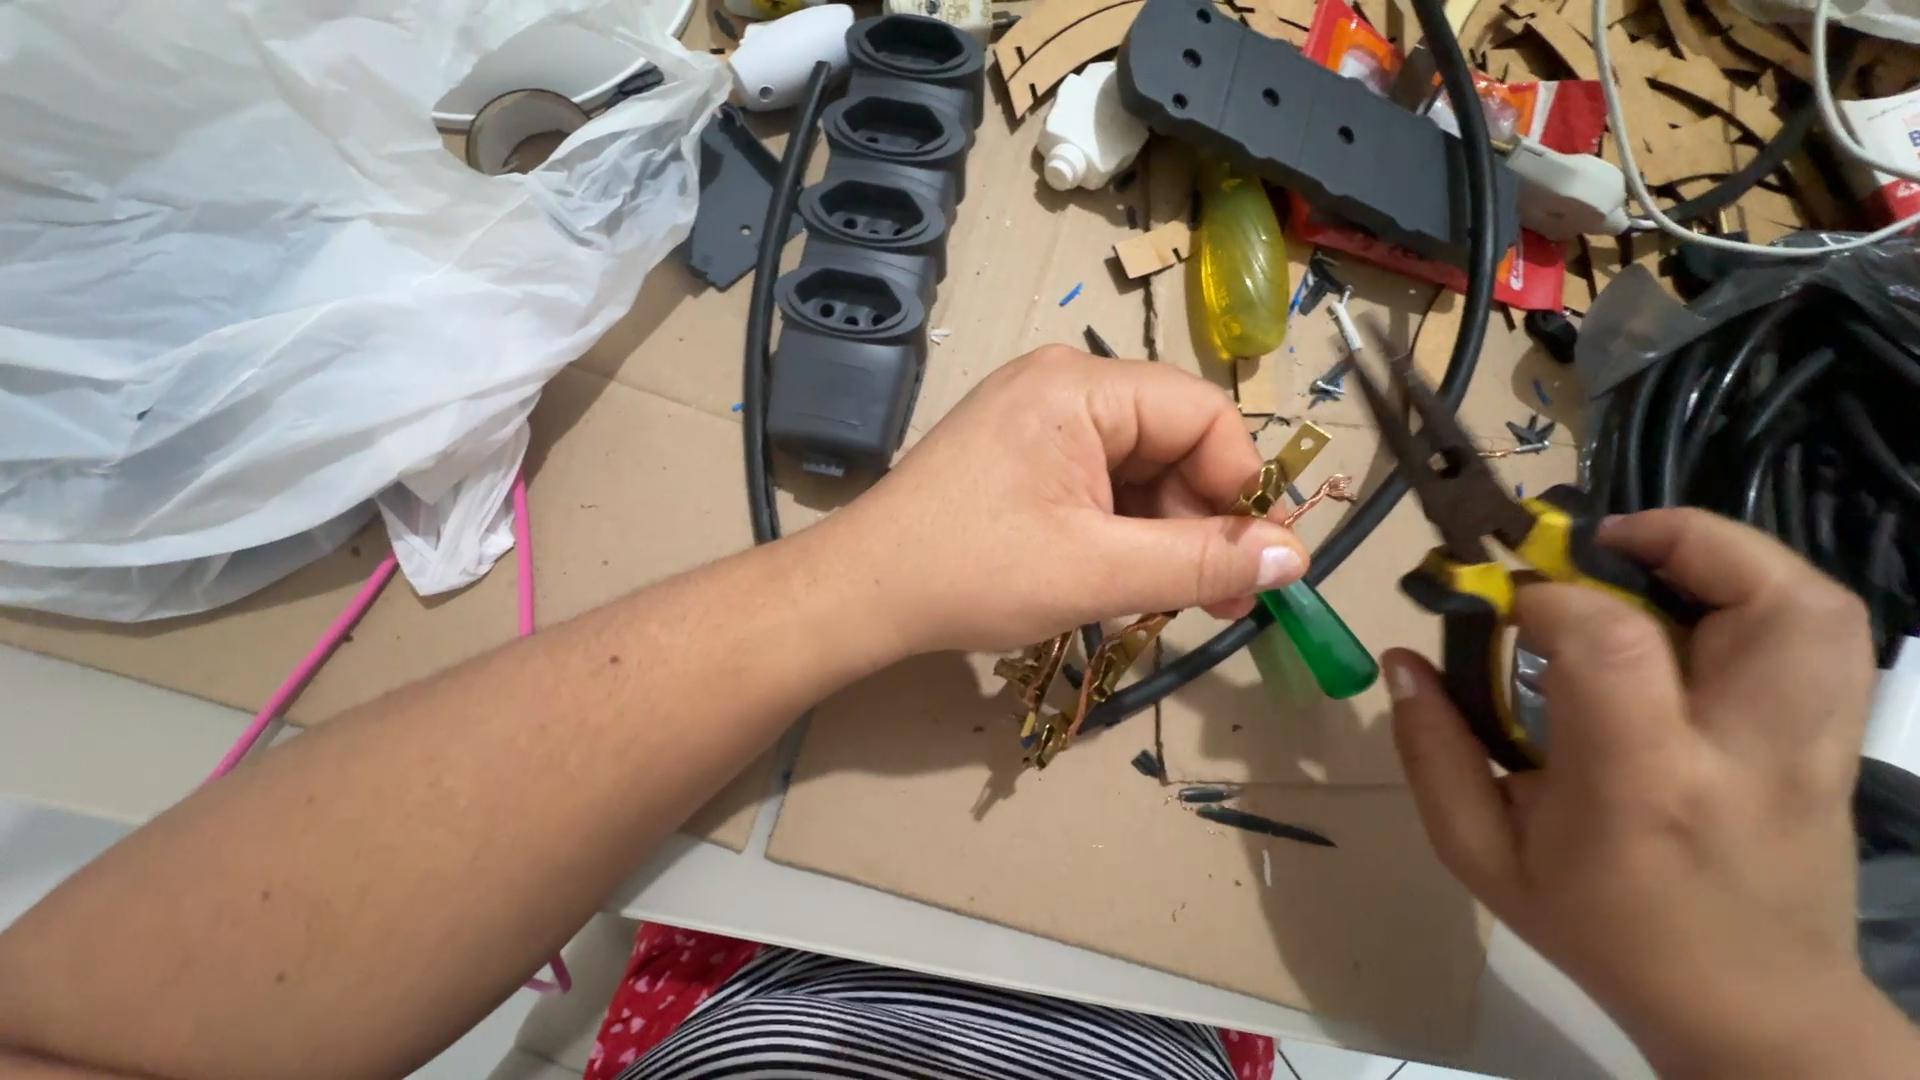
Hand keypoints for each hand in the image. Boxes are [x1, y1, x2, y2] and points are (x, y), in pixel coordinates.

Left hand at [829, 346, 1308, 653]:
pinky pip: (1099, 482)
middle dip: (1200, 521)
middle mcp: (1062, 385)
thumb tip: (1298, 556)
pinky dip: (1121, 530)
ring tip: (1163, 600)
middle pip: (1171, 443)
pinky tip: (1120, 578)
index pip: (1202, 415)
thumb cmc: (971, 573)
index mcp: (1080, 387)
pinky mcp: (1022, 455)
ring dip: (1162, 534)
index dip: (1240, 486)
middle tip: (1220, 600)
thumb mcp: (1096, 571)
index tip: (1256, 560)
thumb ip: (1201, 562)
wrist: (862, 593)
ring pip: (1138, 470)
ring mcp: (1037, 419)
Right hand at [1384, 509, 1903, 1076]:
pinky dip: (1757, 593)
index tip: (1506, 604)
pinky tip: (1685, 611)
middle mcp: (1747, 752)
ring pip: (1820, 608)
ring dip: (1730, 557)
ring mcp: (1812, 747)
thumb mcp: (1479, 852)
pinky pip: (1824, 638)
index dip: (1550, 597)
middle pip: (1773, 603)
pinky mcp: (1836, 745)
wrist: (1752, 1007)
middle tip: (1595, 544)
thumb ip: (1432, 750)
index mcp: (1644, 783)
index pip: (1614, 645)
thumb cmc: (1597, 927)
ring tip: (1643, 563)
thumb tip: (1404, 661)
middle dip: (1681, 539)